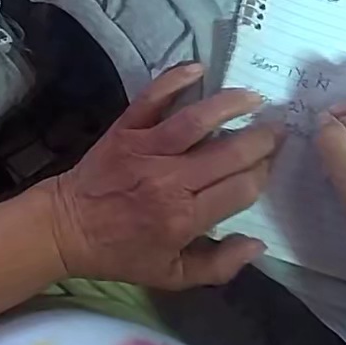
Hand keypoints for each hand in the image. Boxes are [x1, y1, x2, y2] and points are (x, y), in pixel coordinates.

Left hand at [39, 63, 280, 288]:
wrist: (67, 227)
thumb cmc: (121, 253)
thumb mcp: (172, 276)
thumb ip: (219, 266)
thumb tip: (258, 243)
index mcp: (184, 218)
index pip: (240, 189)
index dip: (262, 174)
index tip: (270, 164)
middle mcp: (169, 180)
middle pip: (227, 153)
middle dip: (260, 139)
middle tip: (278, 127)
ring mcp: (145, 149)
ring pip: (196, 121)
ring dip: (230, 105)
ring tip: (254, 98)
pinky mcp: (125, 129)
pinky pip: (152, 99)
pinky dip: (174, 79)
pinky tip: (198, 68)